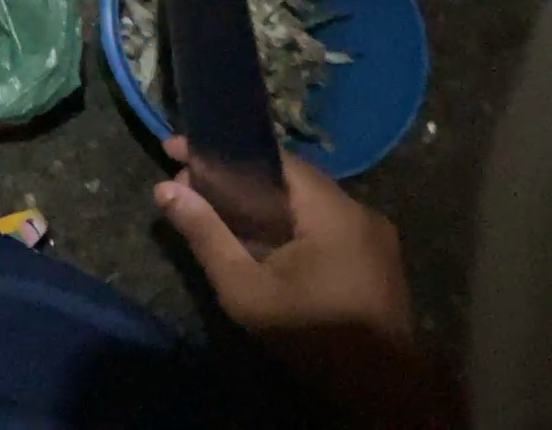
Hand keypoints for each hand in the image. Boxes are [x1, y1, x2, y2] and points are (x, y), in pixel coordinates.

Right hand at [154, 136, 411, 341]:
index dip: (220, 152)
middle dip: (232, 177)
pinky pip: (316, 221)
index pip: (270, 158)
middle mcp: (357, 212)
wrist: (388, 400)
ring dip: (255, 199)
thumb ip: (205, 234)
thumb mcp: (245, 289)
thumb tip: (163, 188)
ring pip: (299, 200)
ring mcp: (369, 236)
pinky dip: (279, 219)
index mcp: (332, 211)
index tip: (175, 150)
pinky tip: (250, 235)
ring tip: (210, 207)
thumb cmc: (313, 336)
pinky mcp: (371, 258)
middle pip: (284, 178)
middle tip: (186, 186)